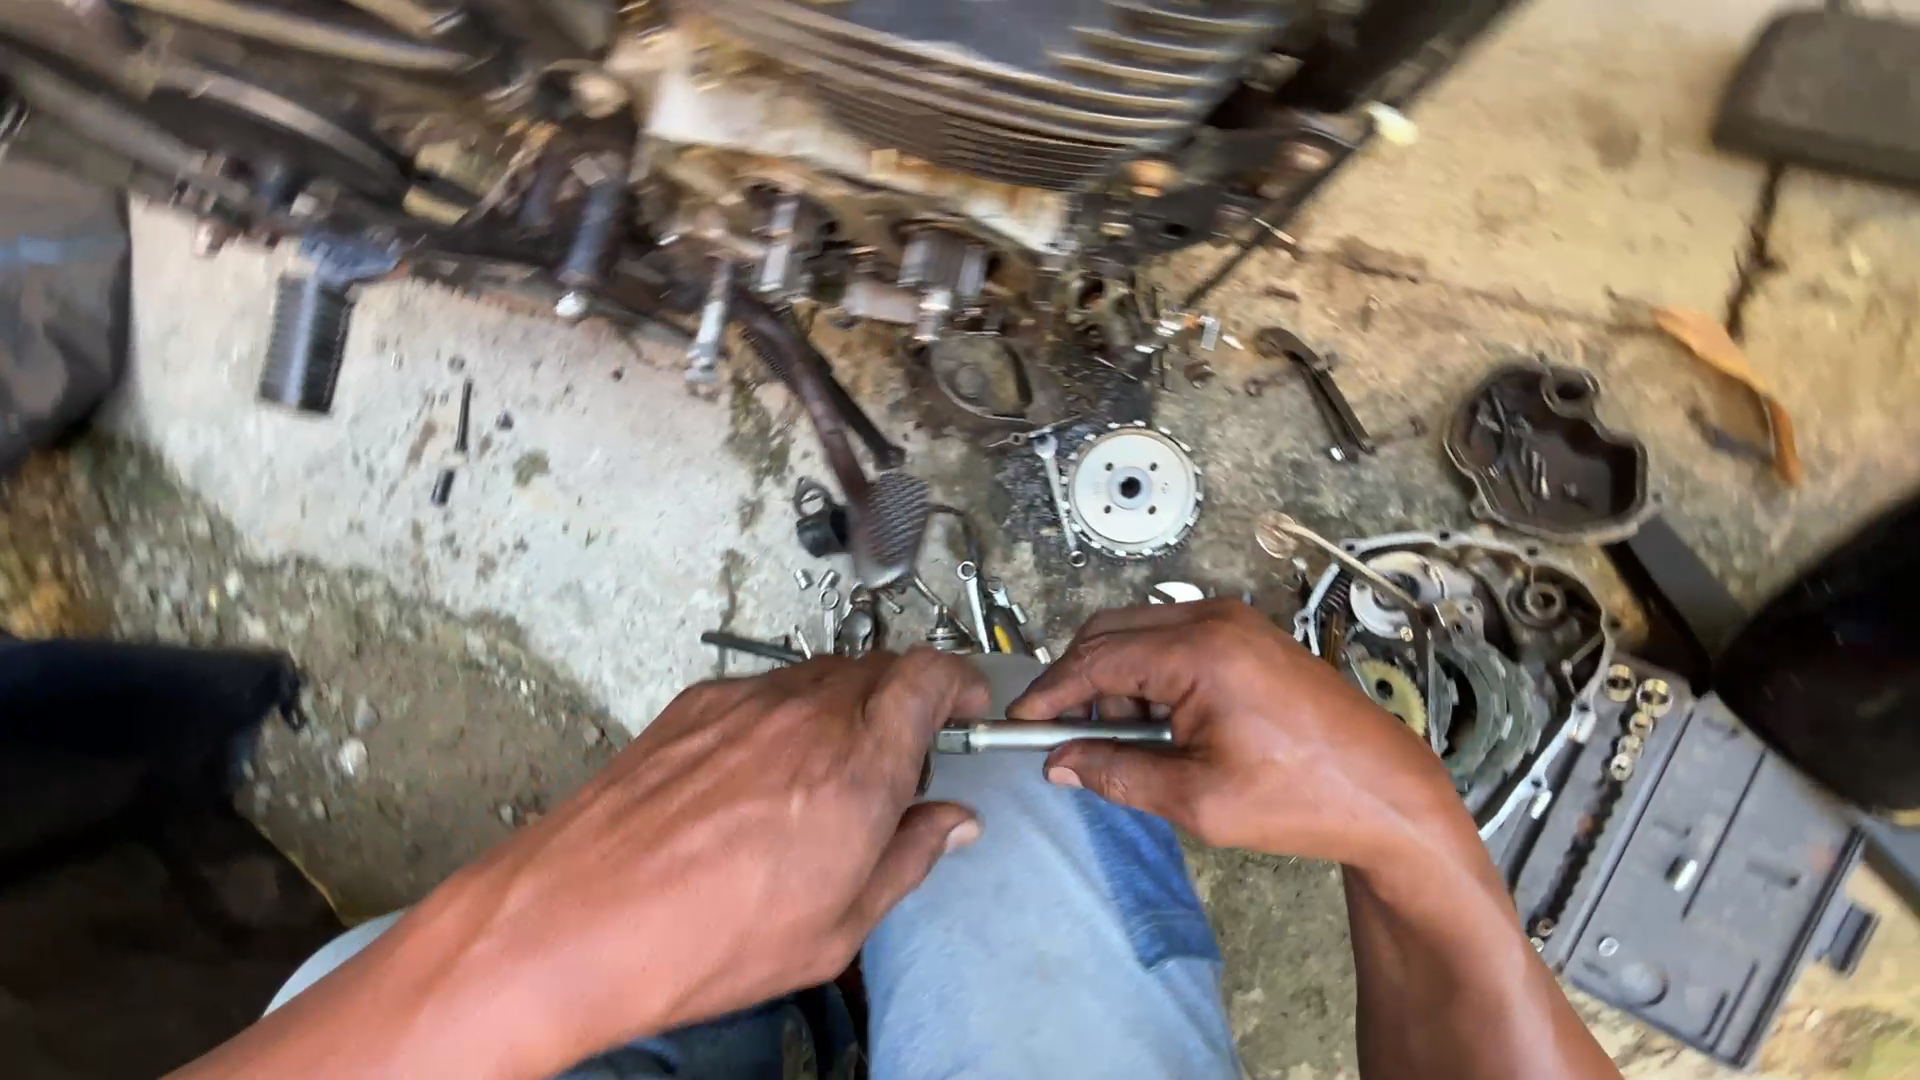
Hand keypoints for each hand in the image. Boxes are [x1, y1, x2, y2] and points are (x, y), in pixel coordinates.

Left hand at [399, 648, 987, 1070]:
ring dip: (851, 706)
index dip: (961, 681)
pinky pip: (773, 690)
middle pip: (886, 670)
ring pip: (829, 676)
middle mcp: (812, 712)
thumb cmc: (710, 936)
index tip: (966, 704)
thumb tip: (952, 822)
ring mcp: (753, 699)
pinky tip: (765, 770)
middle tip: (901, 758)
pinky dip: (794, 713)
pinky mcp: (703, 701)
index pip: (932, 676)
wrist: (574, 918)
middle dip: (910, 703)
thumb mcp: (838, 926)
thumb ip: (909, 857)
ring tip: (828, 770)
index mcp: (859, 763)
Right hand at [1008, 599, 1469, 869]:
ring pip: (1137, 632)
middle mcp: (1211, 618)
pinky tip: (1158, 718)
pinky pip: (1170, 638)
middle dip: (1079, 681)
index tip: (1021, 722)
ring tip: (1124, 737)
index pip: (1096, 659)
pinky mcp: (1244, 632)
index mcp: (1200, 651)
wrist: (1389, 791)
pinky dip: (1146, 671)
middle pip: (1109, 632)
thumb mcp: (1198, 799)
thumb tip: (1059, 764)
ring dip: (1113, 677)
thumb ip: (1117, 773)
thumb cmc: (1298, 799)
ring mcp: (1232, 619)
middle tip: (1070, 735)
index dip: (1051, 692)